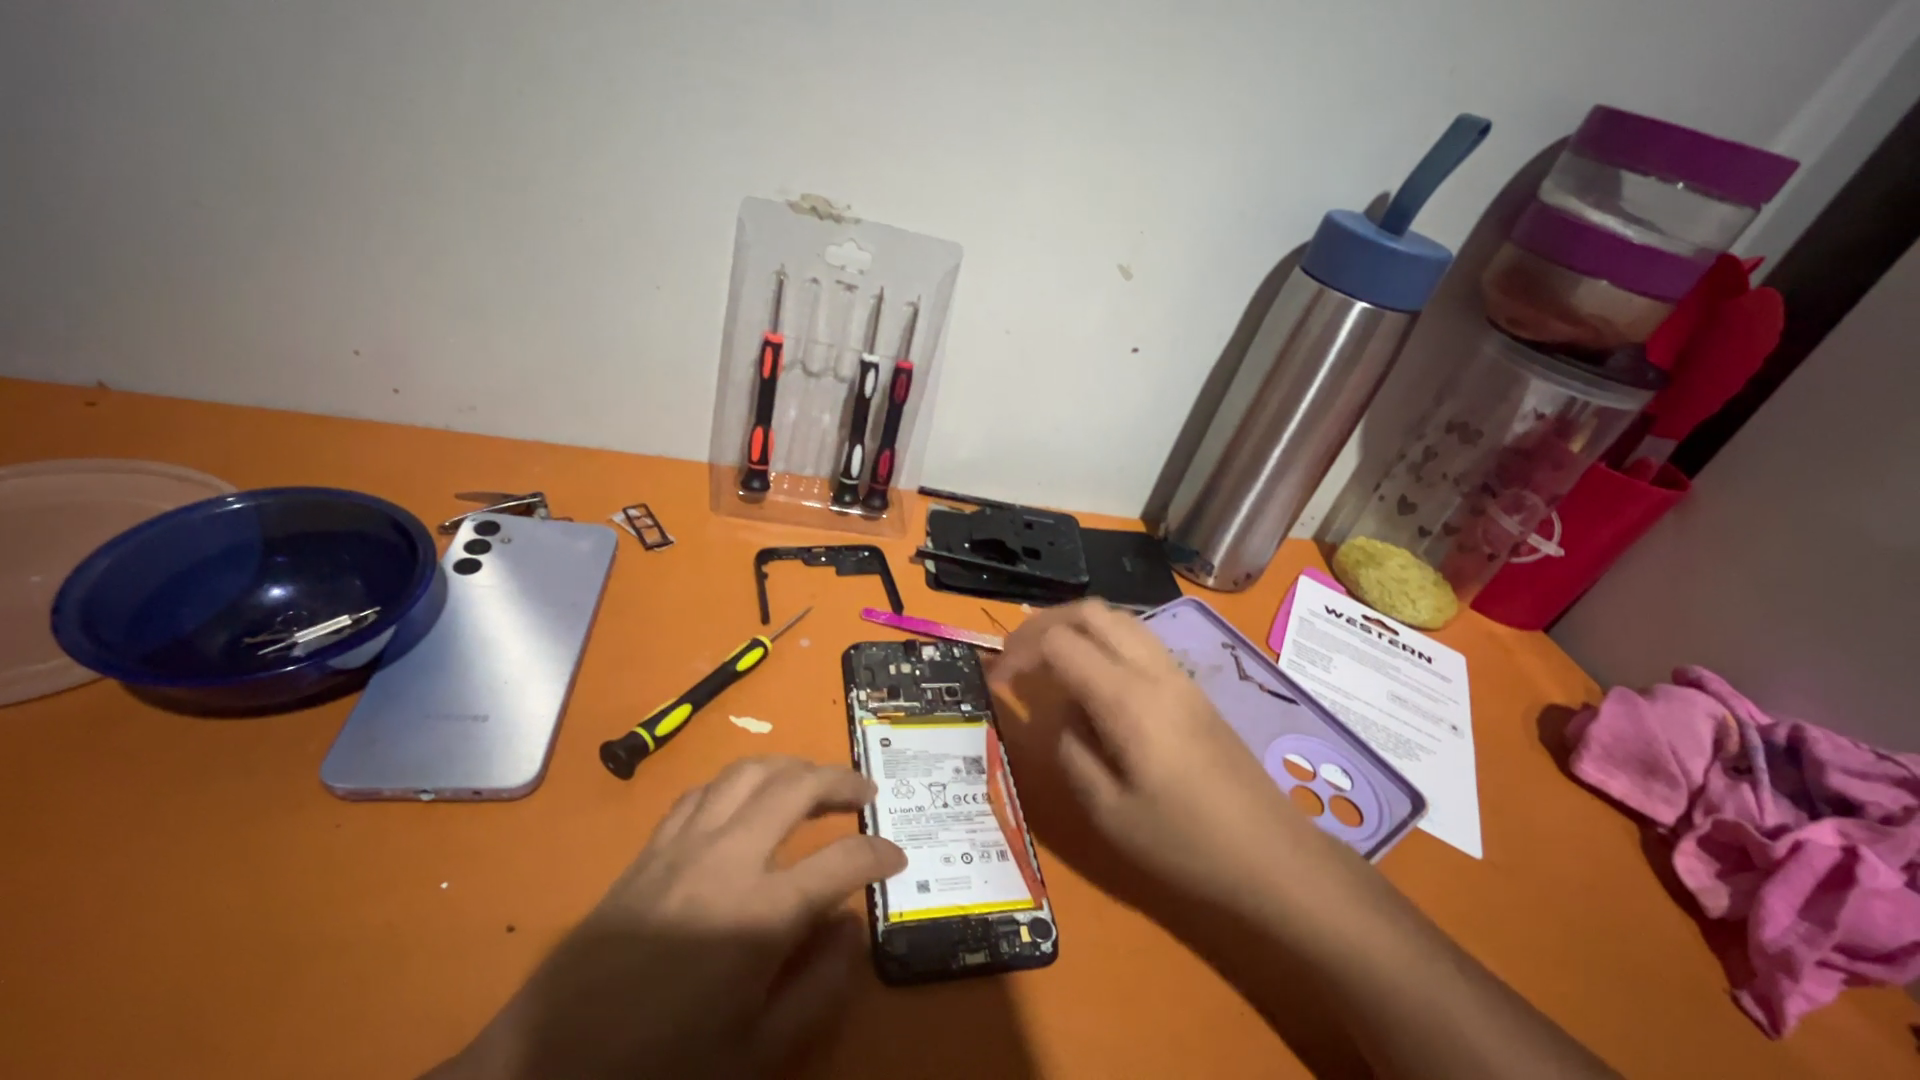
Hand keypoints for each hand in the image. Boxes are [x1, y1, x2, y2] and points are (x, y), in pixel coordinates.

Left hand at [434, 757, 905, 1079]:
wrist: (549, 1063)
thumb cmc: (662, 1065)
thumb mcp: (757, 1051)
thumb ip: (819, 987)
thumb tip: (852, 926)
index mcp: (759, 914)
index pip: (841, 861)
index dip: (879, 853)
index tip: (897, 856)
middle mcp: (725, 860)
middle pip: (794, 787)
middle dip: (840, 780)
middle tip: (866, 792)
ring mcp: (681, 846)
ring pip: (746, 772)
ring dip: (790, 768)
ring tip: (815, 783)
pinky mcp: (648, 850)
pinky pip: (702, 792)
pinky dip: (739, 783)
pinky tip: (748, 801)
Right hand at [988, 600, 1331, 918]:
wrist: (1272, 856)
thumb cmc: (1184, 843)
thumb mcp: (1107, 812)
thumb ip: (1070, 751)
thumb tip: (1060, 715)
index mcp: (1127, 699)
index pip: (1060, 643)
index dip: (1019, 653)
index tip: (996, 683)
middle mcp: (1154, 671)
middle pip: (1091, 612)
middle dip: (1043, 625)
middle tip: (1014, 660)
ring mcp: (1179, 676)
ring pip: (1119, 620)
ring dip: (1075, 628)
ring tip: (1046, 665)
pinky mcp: (1193, 689)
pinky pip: (1139, 641)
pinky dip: (1103, 642)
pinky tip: (1091, 683)